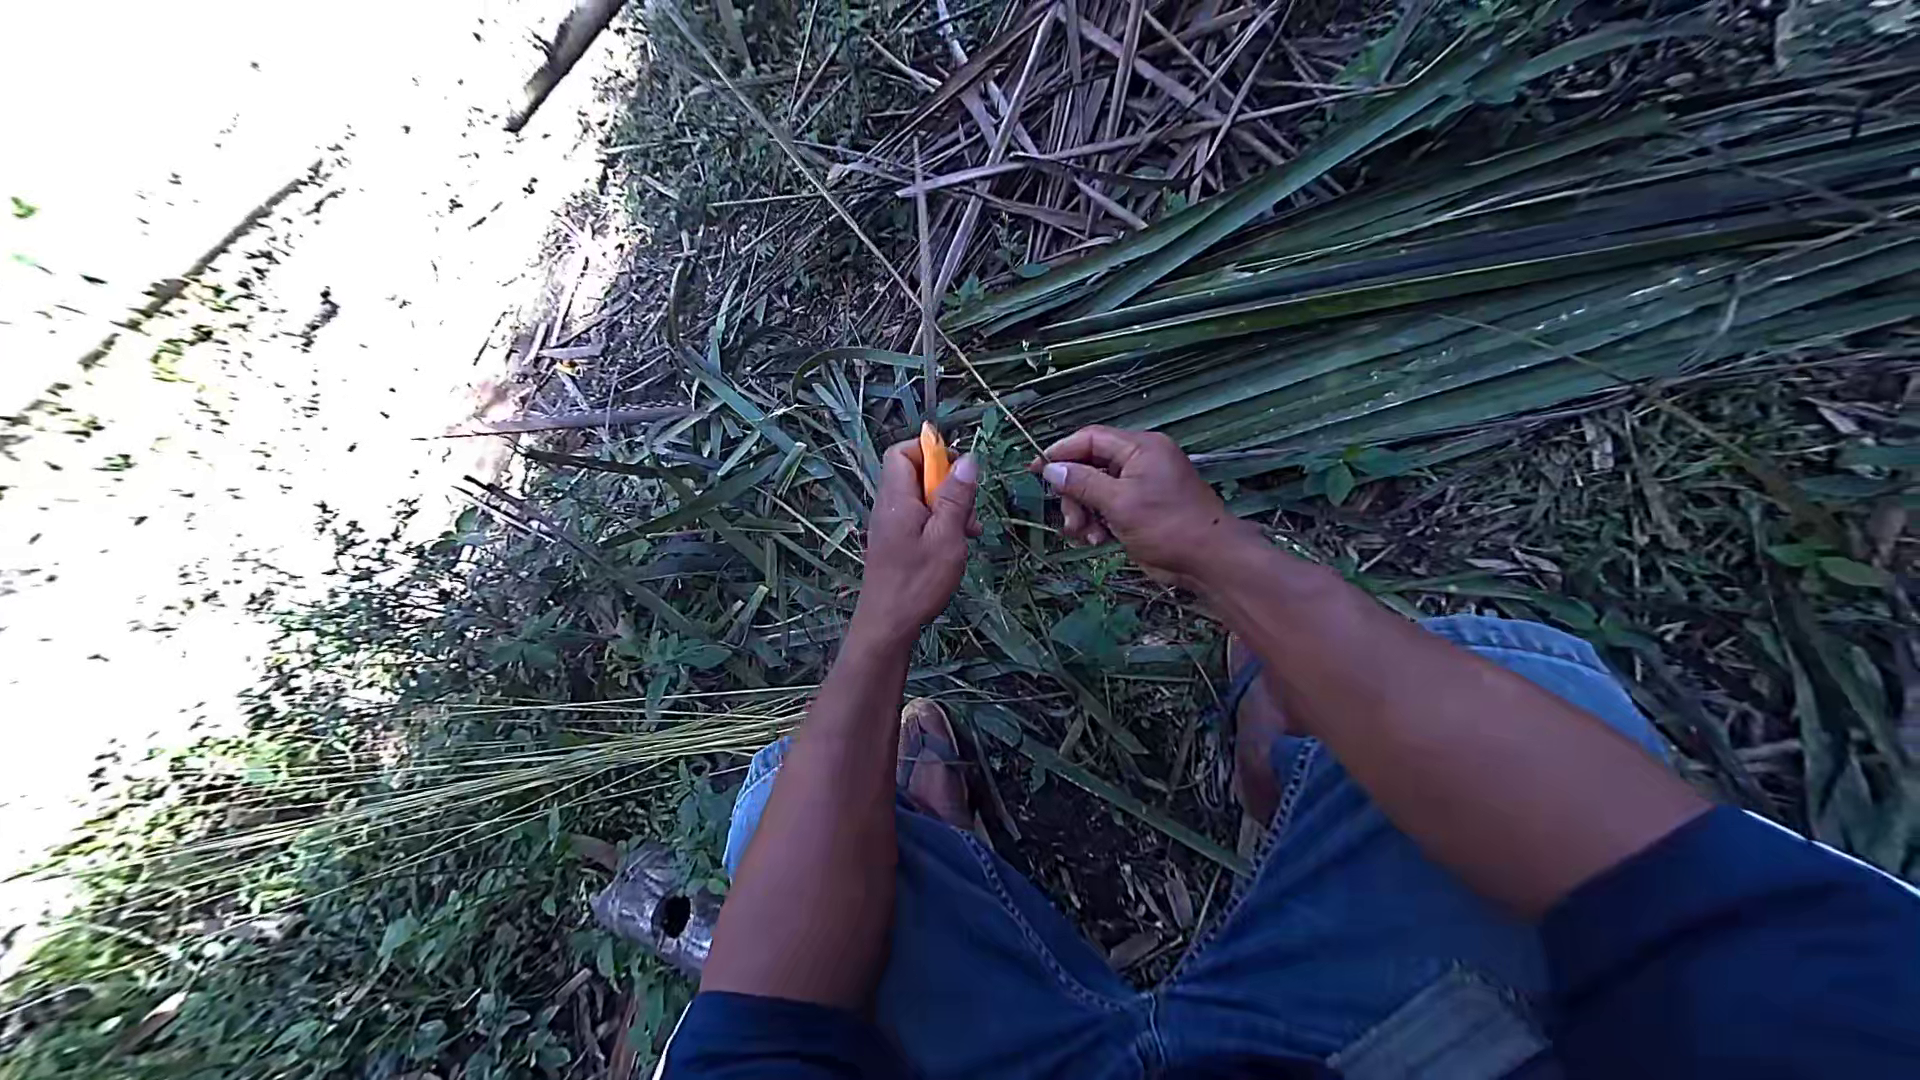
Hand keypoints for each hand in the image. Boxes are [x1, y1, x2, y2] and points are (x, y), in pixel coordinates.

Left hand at [851, 438, 980, 644]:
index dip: (929, 451)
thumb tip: (967, 459)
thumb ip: (956, 497)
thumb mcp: (947, 536)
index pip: (902, 452)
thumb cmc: (918, 581)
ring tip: (969, 530)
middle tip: (968, 507)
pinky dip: (940, 524)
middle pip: (915, 474)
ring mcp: (890, 526)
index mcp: (896, 498)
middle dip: (947, 483)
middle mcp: (888, 507)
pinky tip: (958, 543)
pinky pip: (919, 519)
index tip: (958, 468)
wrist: (887, 624)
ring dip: (948, 507)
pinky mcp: (895, 542)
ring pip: (921, 499)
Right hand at [1031, 425, 1252, 586]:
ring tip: (1086, 535)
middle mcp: (1140, 461)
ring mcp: (1140, 486)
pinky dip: (1097, 522)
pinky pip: (1107, 507)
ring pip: (1095, 490)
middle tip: (1071, 521)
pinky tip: (1098, 540)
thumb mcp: (1119, 503)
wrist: (1208, 561)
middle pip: (1090, 466)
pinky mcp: (1139, 509)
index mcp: (1140, 448)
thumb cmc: (1167, 525)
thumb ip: (1082, 483)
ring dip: (1083, 513)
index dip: (1061, 452)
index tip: (1036, 470)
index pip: (1091, 438)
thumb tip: (1050, 469)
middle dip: (1075, 494)